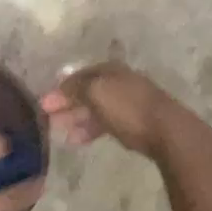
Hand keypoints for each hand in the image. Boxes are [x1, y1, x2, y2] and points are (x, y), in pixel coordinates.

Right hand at [41, 62, 184, 154]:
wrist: (168, 131)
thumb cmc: (127, 108)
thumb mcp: (95, 91)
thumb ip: (75, 87)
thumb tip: (59, 88)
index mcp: (109, 70)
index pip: (78, 76)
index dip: (60, 89)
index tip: (43, 105)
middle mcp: (119, 82)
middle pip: (87, 92)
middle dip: (67, 105)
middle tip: (49, 121)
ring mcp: (129, 102)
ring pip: (96, 108)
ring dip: (77, 119)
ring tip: (62, 134)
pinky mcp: (136, 122)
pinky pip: (107, 122)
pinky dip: (91, 129)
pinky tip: (80, 140)